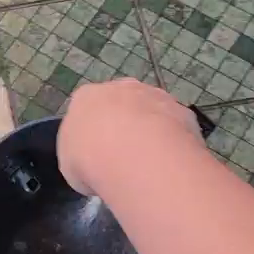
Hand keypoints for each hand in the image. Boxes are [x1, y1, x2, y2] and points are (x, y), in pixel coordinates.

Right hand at [57, 78, 204, 196]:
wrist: (135, 156)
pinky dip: (173, 142)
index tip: (96, 154)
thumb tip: (94, 164)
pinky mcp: (182, 110)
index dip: (92, 133)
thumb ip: (81, 156)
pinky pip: (175, 126)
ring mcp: (155, 95)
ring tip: (149, 164)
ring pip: (151, 112)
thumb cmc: (90, 159)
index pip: (87, 108)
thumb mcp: (70, 165)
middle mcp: (121, 88)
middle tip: (124, 157)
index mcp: (86, 97)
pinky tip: (170, 163)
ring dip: (150, 132)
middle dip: (124, 125)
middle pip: (122, 104)